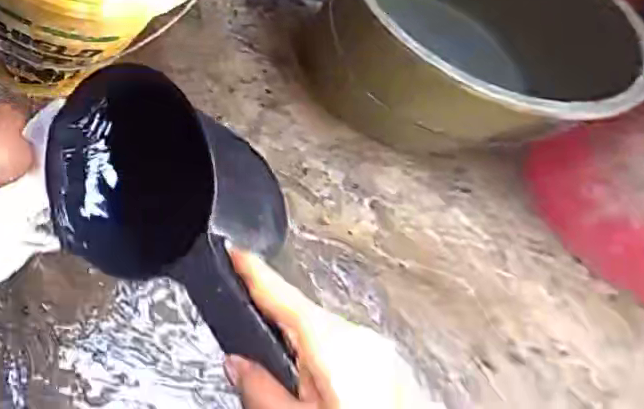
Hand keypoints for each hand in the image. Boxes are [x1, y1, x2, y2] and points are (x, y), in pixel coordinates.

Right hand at [227, 247, 439, 408]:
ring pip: (332, 346)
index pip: (276, 289)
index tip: (231, 250)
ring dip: (310, 362)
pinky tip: (331, 401)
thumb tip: (238, 365)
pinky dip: (337, 378)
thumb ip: (258, 387)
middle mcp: (368, 343)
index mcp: (335, 337)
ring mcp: (395, 368)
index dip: (247, 268)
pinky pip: (359, 369)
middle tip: (256, 362)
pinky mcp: (411, 392)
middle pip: (303, 320)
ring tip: (299, 397)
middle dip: (278, 335)